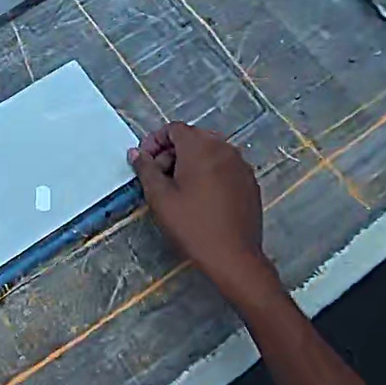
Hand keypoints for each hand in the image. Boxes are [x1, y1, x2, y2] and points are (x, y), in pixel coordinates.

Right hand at [129, 124, 281, 308]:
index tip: (145, 161)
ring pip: (210, 150)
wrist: (232, 255)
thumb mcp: (159, 196)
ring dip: (190, 160)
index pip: (174, 129)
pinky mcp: (249, 181)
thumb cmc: (191, 224)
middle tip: (158, 175)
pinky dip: (208, 170)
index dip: (155, 141)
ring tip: (178, 186)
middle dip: (172, 150)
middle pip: (193, 137)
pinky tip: (200, 195)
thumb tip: (136, 153)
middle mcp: (224, 149)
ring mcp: (241, 165)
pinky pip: (224, 165)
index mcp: (201, 148)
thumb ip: (146, 169)